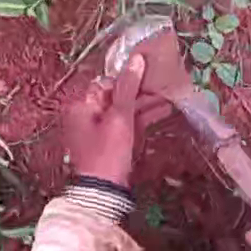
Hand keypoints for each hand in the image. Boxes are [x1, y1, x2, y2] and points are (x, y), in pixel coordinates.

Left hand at [63, 55, 172, 186]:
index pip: (106, 82)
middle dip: (141, 91)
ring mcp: (98, 129)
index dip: (129, 77)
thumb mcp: (119, 117)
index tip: (150, 71)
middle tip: (164, 82)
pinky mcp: (110, 142)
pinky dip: (142, 118)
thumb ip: (128, 87)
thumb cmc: (107, 152)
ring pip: (124, 110)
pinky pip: (127, 123)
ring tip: (170, 96)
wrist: (104, 192)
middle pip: (116, 95)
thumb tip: (136, 58)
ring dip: (145, 104)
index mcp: (81, 105)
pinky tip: (163, 111)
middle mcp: (86, 114)